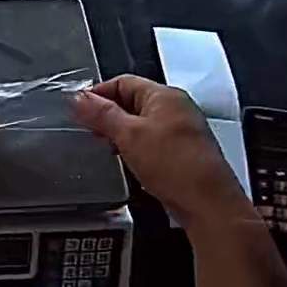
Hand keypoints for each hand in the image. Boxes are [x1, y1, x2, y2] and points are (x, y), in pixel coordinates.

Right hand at [72, 75, 250, 228]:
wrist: (207, 203)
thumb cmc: (177, 166)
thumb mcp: (129, 135)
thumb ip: (102, 114)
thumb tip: (80, 99)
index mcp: (165, 96)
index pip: (122, 82)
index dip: (97, 94)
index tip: (79, 109)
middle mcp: (175, 109)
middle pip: (130, 102)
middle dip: (107, 116)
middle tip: (92, 131)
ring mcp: (180, 131)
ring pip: (139, 124)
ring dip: (120, 134)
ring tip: (109, 149)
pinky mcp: (180, 152)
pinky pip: (150, 142)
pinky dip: (135, 148)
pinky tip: (128, 162)